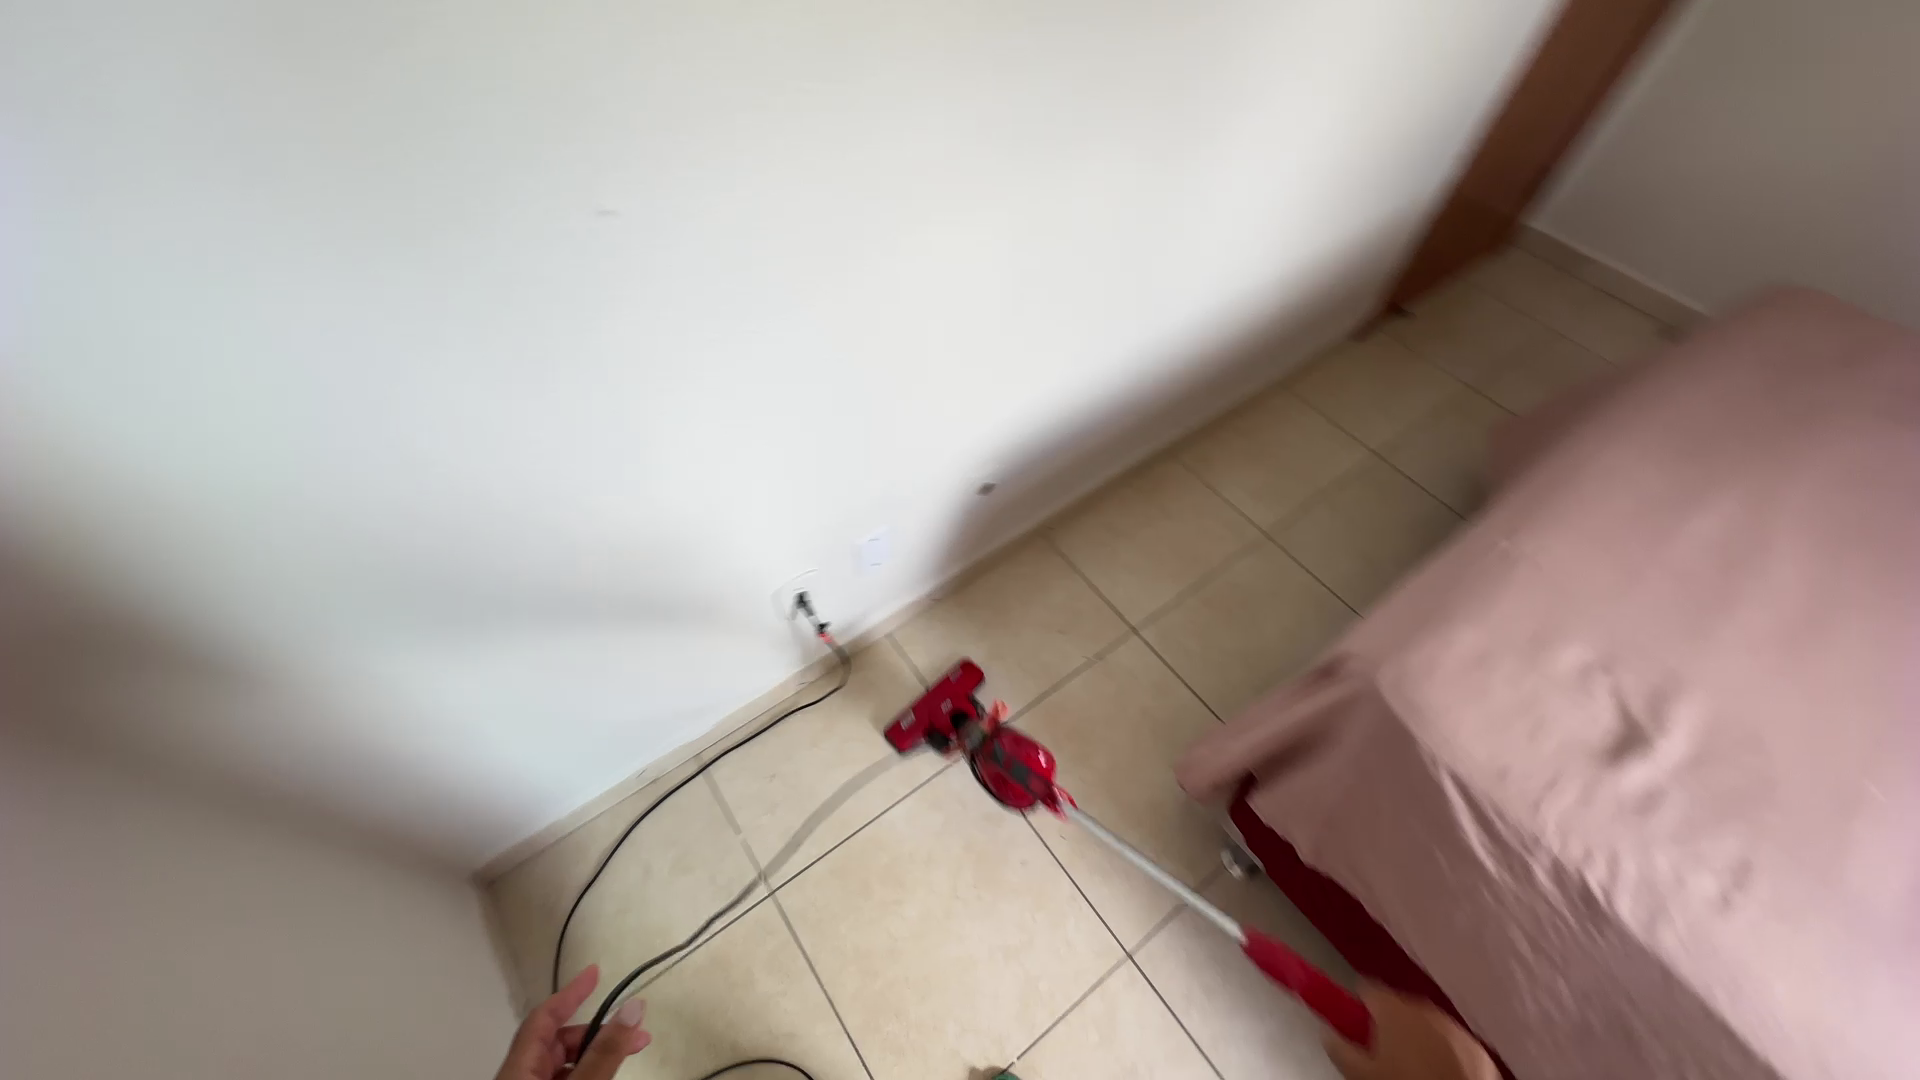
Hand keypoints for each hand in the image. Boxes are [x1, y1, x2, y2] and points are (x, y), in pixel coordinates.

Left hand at [494, 965, 652, 1079]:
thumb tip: (634, 1005)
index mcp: (517, 1068)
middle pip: (557, 1043)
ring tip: (628, 1056)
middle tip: (636, 1034)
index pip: (543, 1017)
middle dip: (597, 1033)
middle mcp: (518, 1078)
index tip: (596, 970)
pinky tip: (605, 1076)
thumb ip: (603, 1052)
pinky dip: (585, 1075)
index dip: (570, 992)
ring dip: (596, 1056)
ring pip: (562, 1067)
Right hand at [1322, 983, 1495, 1079]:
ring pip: (1425, 1023)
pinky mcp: (1479, 1049)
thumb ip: (1339, 1048)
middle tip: (1384, 1053)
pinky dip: (1444, 1051)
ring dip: (1417, 1036)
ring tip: (1414, 1067)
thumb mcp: (1363, 1074)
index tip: (1354, 1025)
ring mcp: (1455, 1027)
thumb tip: (1327, 1034)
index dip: (1356, 1005)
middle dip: (1388, 1024)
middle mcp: (1424, 1008)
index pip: (1365, 988)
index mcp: (1393, 1008)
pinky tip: (1441, 1073)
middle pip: (1396, 1005)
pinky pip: (1451, 1041)